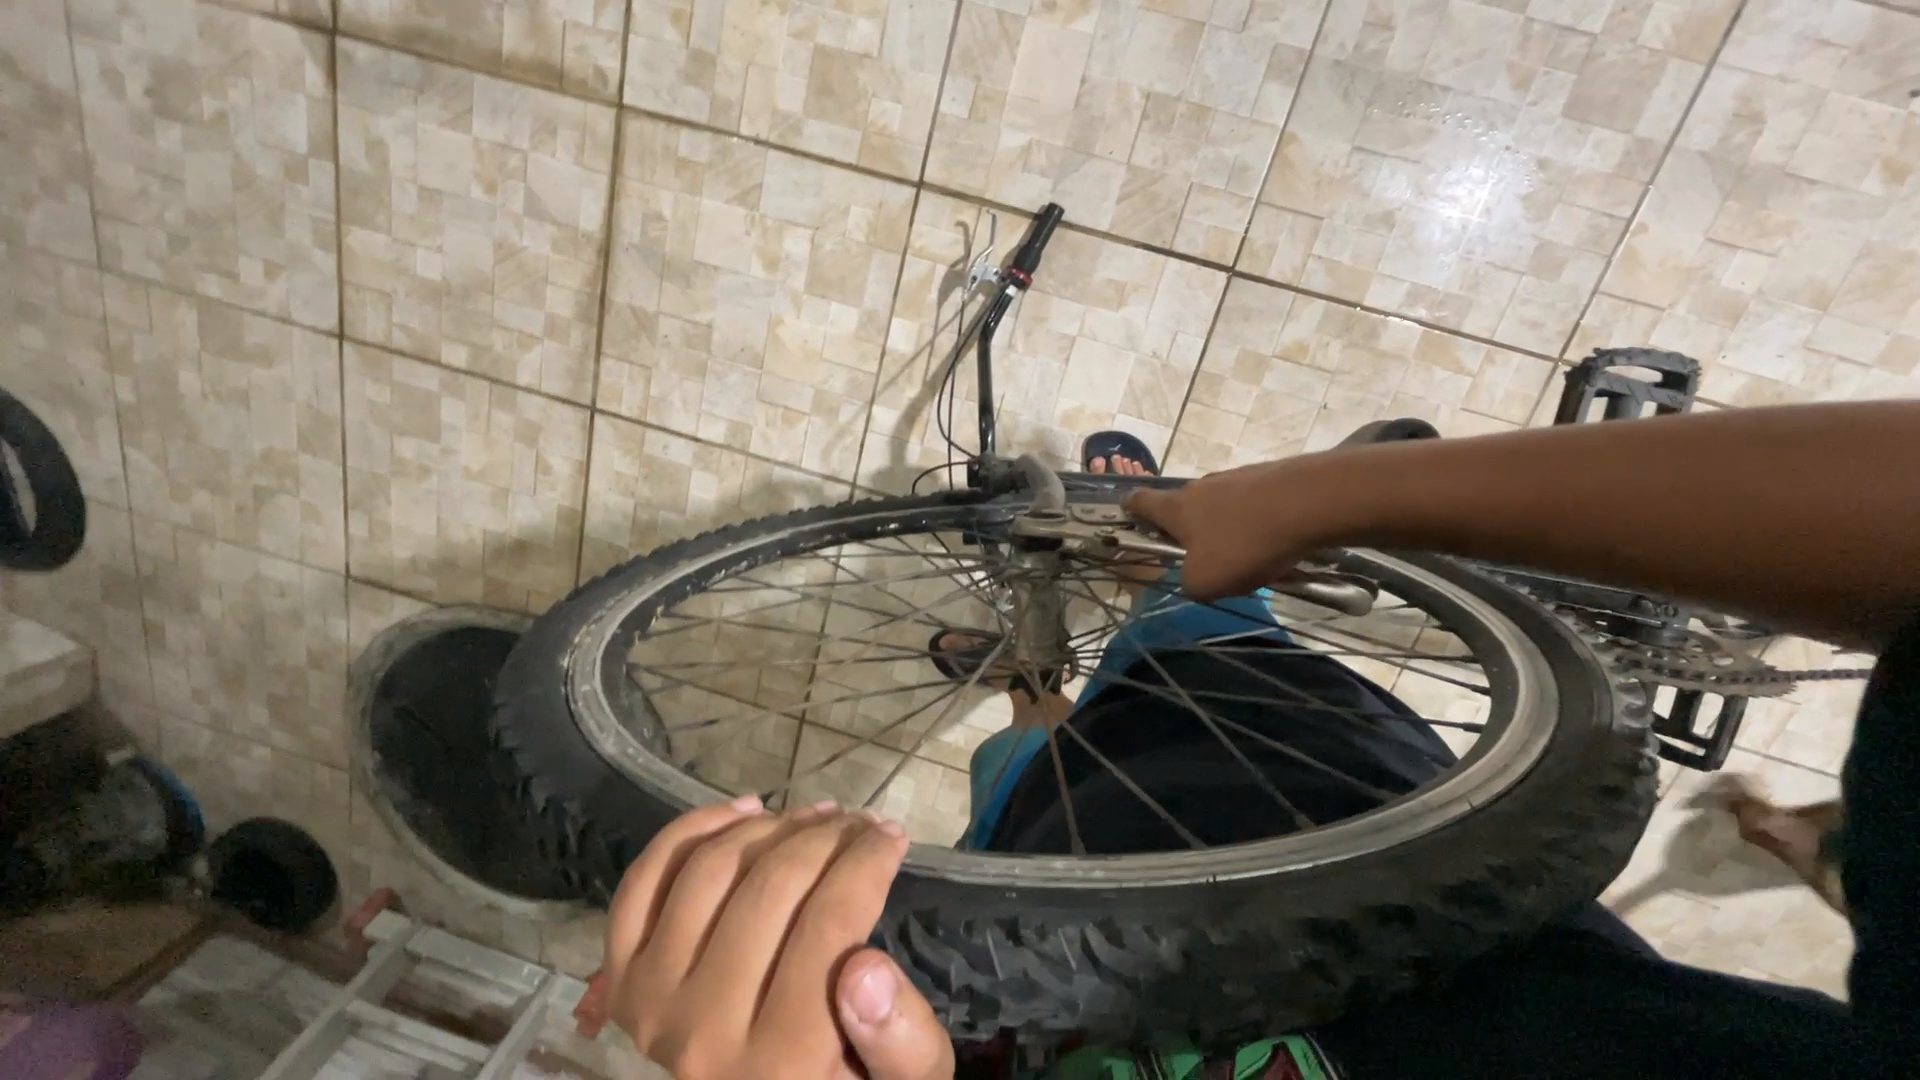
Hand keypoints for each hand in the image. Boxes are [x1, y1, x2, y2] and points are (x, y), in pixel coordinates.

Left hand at [603, 797, 954, 1079]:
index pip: (832, 922)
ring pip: (712, 869)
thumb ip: (903, 1043)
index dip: (870, 860)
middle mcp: (704, 1032)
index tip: (894, 833)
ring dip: (772, 824)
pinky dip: (695, 828)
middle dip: (829, 834)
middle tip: (861, 821)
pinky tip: (745, 812)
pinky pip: (647, 878)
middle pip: (773, 886)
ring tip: (814, 817)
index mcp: (783, 1064)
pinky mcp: (622, 979)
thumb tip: (865, 969)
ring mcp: (652, 1001)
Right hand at [1126, 460, 1328, 599]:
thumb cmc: (1244, 544)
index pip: (1140, 501)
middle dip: (1187, 529)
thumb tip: (1193, 578)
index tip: (1131, 520)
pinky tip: (1276, 542)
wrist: (1311, 503)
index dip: (1131, 511)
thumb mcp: (1205, 582)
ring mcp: (1236, 478)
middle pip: (1183, 506)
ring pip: (1220, 505)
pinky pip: (1253, 504)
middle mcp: (1200, 487)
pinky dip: (1256, 522)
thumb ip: (1188, 583)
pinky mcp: (1270, 478)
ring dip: (1225, 527)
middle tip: (1199, 556)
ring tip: (1246, 555)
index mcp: (1175, 508)